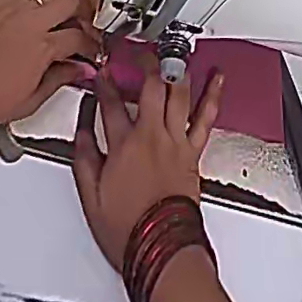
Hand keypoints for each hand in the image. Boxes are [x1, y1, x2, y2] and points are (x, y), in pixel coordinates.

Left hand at [0, 0, 100, 158]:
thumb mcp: (33, 100)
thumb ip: (60, 78)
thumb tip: (78, 69)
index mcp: (42, 47)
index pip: (80, 37)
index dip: (92, 44)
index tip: (94, 51)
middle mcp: (29, 25)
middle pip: (70, 1)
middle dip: (85, 11)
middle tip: (88, 24)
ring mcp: (13, 15)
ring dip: (62, 0)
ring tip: (68, 13)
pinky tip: (41, 7)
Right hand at [71, 55, 223, 267]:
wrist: (163, 250)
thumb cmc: (129, 228)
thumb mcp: (90, 195)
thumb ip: (86, 157)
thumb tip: (83, 132)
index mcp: (124, 145)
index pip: (110, 103)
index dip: (105, 83)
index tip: (102, 72)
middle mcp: (152, 137)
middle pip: (150, 87)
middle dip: (144, 63)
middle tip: (140, 51)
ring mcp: (176, 142)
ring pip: (178, 94)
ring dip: (176, 70)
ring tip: (174, 53)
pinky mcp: (193, 153)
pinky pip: (205, 118)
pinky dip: (213, 96)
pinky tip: (218, 79)